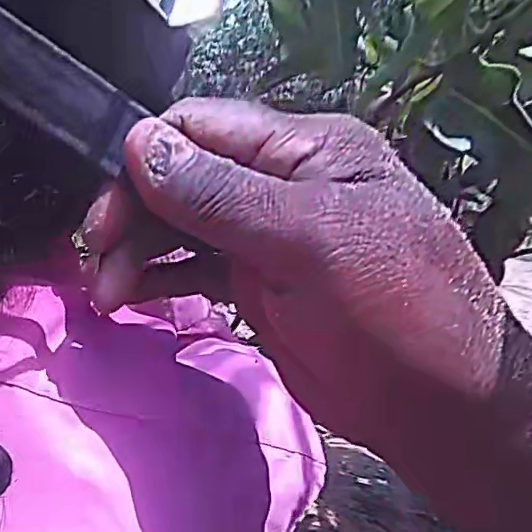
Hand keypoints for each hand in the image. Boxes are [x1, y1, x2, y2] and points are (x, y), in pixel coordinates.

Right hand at [82, 98, 531, 459]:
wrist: (432, 401)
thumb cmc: (391, 311)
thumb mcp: (306, 242)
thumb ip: (219, 195)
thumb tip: (139, 144)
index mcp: (301, 151)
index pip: (196, 130)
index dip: (141, 166)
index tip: (107, 223)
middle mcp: (274, 184)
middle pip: (174, 181)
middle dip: (129, 220)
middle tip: (99, 268)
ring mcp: (258, 236)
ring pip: (173, 227)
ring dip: (133, 255)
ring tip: (108, 298)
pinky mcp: (248, 282)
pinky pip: (186, 267)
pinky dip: (154, 279)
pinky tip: (129, 300)